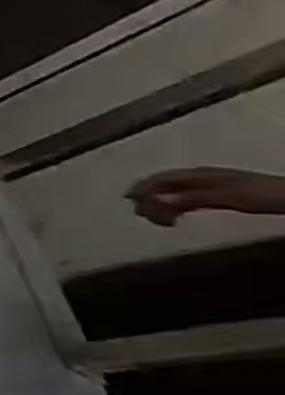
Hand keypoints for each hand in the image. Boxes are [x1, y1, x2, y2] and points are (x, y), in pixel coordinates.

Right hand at [125, 167, 284, 225]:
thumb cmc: (265, 194)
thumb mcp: (224, 197)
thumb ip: (189, 198)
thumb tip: (155, 200)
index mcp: (198, 175)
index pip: (157, 178)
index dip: (140, 188)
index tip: (128, 201)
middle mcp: (200, 178)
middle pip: (162, 186)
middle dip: (148, 200)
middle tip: (143, 215)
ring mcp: (210, 186)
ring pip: (173, 194)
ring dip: (162, 206)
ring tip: (161, 220)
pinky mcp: (218, 196)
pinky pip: (186, 200)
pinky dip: (176, 209)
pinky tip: (179, 217)